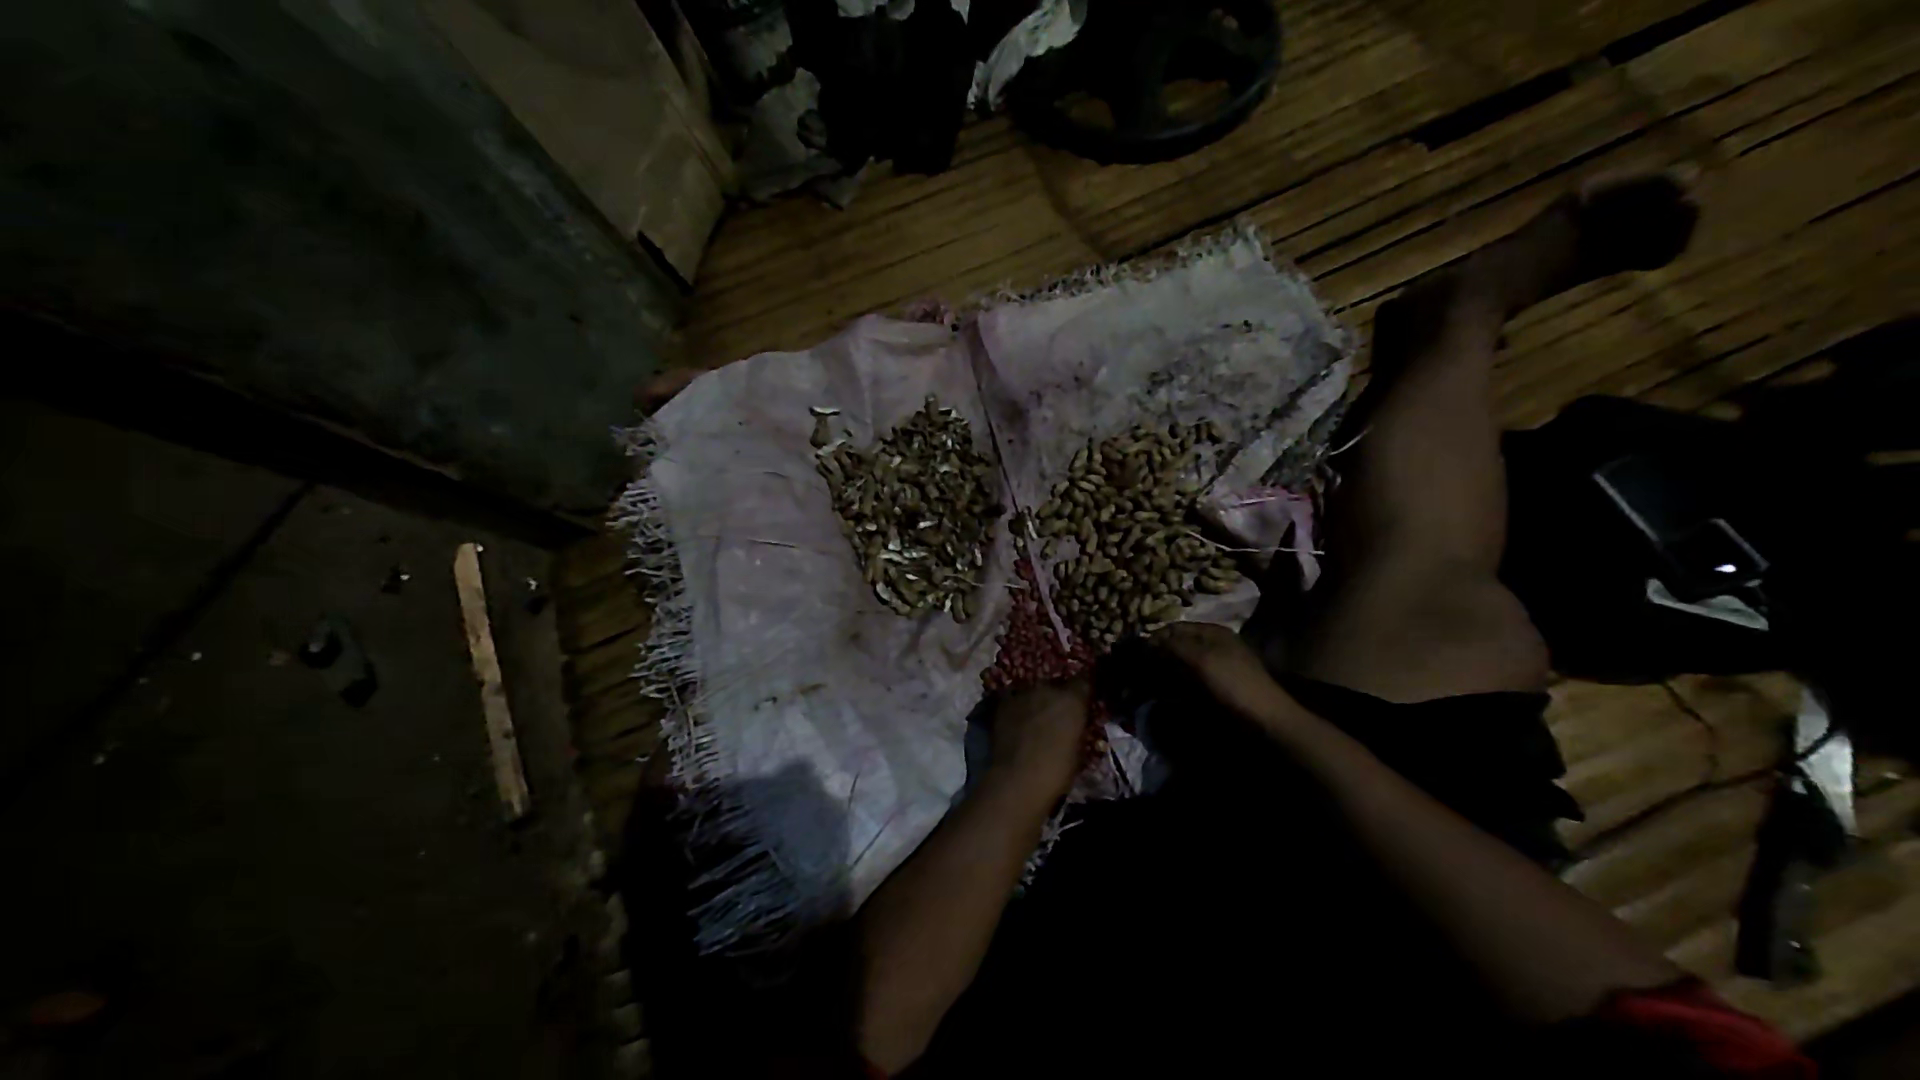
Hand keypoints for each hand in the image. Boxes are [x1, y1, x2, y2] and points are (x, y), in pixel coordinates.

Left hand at [987, 678, 1090, 799]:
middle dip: (1057, 696)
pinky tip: (1016, 721)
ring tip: (1034, 718)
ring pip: (1033, 691)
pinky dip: (1017, 707)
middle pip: (1055, 685)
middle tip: (1056, 714)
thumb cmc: (1057, 771)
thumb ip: (1077, 727)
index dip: (1082, 692)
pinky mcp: (1003, 703)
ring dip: (1036, 701)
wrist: (1018, 780)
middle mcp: (1048, 688)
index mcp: (1072, 699)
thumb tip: (1075, 723)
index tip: (1081, 702)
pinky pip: (1014, 699)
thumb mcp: (1079, 749)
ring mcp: (1023, 693)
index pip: (1083, 681)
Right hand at [1149, 622, 1297, 725]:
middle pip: (1177, 645)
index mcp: (1212, 632)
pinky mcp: (1217, 689)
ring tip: (1146, 685)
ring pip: (1181, 665)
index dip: (1154, 638)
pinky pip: (1188, 682)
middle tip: (1138, 671)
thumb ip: (1172, 646)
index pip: (1174, 628)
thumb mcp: (1200, 658)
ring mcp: (1216, 668)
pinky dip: (1174, 686)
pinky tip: (1164, 695)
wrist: (1265, 720)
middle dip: (1157, 656)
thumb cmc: (1232, 683)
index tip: (1135, 654)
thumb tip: (1146, 642)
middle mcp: (1214, 646)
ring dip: (1163, 673)